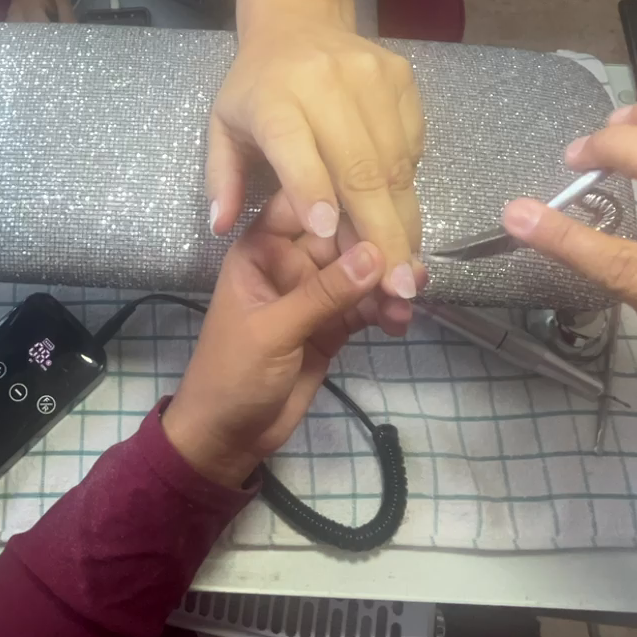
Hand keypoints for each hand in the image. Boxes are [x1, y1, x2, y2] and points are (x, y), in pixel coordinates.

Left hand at [162, 212, 385, 485]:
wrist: (229, 435)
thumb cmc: (233, 375)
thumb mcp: (273, 332)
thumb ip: (322, 295)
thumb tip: (376, 254)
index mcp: (260, 250)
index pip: (303, 205)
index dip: (341, 201)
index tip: (383, 208)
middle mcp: (289, 261)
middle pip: (342, 236)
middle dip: (377, 249)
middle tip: (408, 271)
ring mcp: (313, 292)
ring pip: (360, 271)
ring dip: (387, 283)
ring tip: (407, 301)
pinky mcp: (332, 323)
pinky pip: (365, 304)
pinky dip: (385, 309)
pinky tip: (400, 320)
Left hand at [206, 16, 424, 300]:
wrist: (298, 21)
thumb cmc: (255, 88)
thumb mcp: (222, 128)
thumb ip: (221, 180)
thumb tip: (220, 228)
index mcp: (273, 98)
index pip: (294, 145)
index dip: (311, 188)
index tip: (329, 234)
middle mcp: (326, 83)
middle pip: (360, 166)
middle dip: (380, 231)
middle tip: (396, 286)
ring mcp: (371, 78)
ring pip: (395, 163)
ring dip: (402, 221)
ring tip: (406, 271)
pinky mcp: (402, 79)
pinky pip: (412, 146)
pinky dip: (408, 189)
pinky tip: (401, 221)